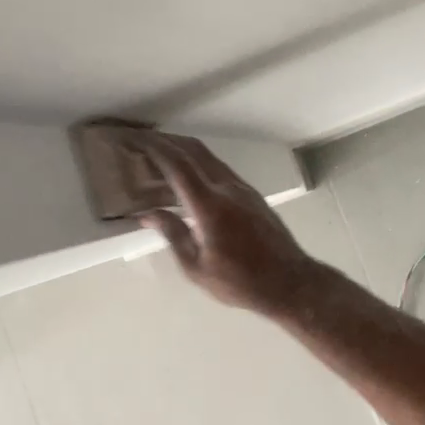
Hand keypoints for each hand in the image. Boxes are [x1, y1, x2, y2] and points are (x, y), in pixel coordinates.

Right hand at [131, 132, 334, 315]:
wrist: (290, 283)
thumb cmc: (240, 282)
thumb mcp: (196, 267)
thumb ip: (172, 234)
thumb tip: (148, 214)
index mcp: (209, 205)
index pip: (177, 164)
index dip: (153, 148)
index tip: (134, 140)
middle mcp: (227, 187)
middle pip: (193, 150)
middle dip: (166, 141)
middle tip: (142, 141)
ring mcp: (243, 188)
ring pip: (208, 157)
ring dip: (183, 150)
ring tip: (160, 156)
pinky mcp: (251, 195)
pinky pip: (219, 168)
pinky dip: (198, 163)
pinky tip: (188, 177)